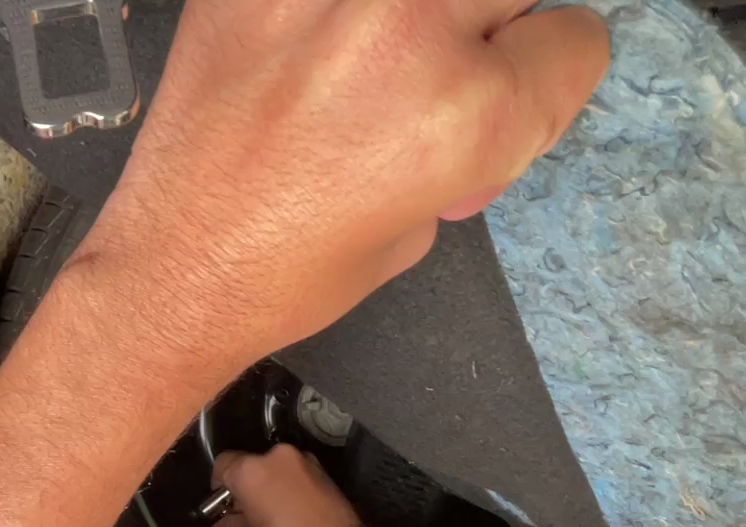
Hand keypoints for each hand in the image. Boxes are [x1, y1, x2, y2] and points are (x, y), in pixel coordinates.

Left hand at [68, 0, 609, 384]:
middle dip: (485, 33)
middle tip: (425, 85)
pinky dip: (326, 17)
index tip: (500, 108)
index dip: (537, 90)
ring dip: (412, 20)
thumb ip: (462, 156)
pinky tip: (305, 50)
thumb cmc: (280, 281)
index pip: (574, 45)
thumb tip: (477, 111)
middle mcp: (405, 32)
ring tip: (360, 69)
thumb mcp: (407, 237)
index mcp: (463, 117)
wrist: (171, 274)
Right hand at [206, 444, 396, 526]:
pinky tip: (291, 510)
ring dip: (267, 485)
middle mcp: (274, 456)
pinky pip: (293, 472)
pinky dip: (287, 485)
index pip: (223, 464)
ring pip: (273, 467)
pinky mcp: (321, 468)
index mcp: (250, 470)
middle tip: (246, 513)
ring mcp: (301, 459)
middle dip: (244, 486)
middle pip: (249, 465)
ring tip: (271, 514)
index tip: (223, 505)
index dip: (219, 485)